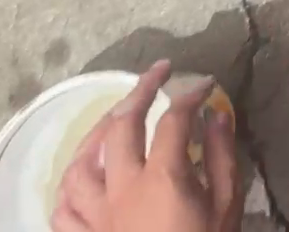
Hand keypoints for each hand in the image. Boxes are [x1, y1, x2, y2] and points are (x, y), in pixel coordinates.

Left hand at [52, 61, 240, 231]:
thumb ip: (219, 153)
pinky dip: (73, 180)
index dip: (191, 94)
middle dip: (140, 91)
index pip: (173, 119)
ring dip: (97, 132)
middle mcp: (120, 189)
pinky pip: (62, 206)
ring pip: (80, 165)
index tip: (207, 82)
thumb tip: (215, 113)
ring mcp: (93, 216)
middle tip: (159, 71)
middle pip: (120, 128)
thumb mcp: (227, 199)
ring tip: (115, 116)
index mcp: (161, 177)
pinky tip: (86, 171)